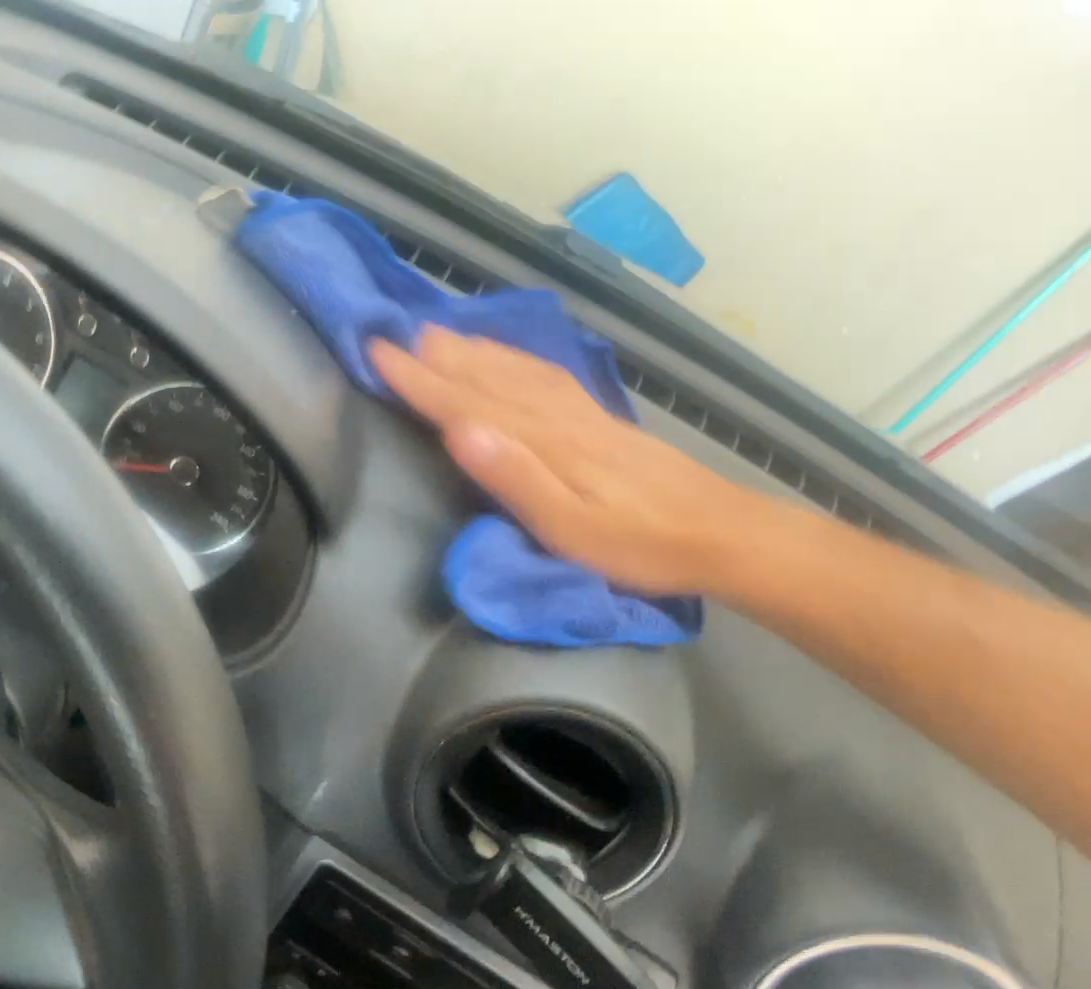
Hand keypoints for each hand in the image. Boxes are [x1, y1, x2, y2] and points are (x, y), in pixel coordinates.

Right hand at [370, 325, 782, 594]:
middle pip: (486, 377)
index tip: (375, 351)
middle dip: (435, 356)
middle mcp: (557, 416)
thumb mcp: (568, 527)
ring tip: (435, 334)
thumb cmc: (638, 545)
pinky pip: (546, 375)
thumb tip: (459, 430)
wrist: (724, 533)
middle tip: (392, 332)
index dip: (417, 379)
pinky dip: (514, 359)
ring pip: (514, 371)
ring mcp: (582, 413)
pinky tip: (507, 357)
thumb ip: (513, 477)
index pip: (464, 403)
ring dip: (470, 351)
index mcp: (542, 441)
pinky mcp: (600, 420)